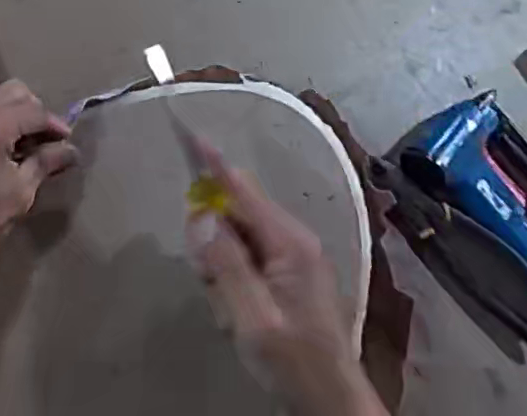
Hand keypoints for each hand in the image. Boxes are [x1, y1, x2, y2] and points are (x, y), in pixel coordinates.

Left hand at [0, 80, 78, 288]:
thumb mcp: (18, 195)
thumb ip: (45, 163)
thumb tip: (71, 150)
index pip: (35, 110)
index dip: (55, 125)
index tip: (66, 143)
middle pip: (15, 92)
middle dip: (33, 112)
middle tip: (42, 142)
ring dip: (9, 112)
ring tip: (16, 144)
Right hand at [185, 140, 385, 415]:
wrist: (332, 403)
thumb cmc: (295, 362)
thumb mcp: (254, 320)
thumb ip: (226, 265)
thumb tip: (200, 216)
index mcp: (289, 241)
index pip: (243, 191)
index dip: (216, 165)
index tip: (193, 138)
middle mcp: (293, 237)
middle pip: (238, 211)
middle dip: (214, 235)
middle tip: (207, 278)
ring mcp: (293, 253)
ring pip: (240, 234)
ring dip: (223, 263)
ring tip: (230, 309)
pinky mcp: (289, 270)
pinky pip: (248, 254)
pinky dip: (233, 275)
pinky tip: (237, 309)